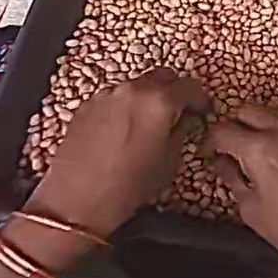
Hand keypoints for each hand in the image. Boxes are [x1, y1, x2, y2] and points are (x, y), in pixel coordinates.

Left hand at [29, 69, 208, 239]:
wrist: (76, 200)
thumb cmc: (127, 186)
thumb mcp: (169, 162)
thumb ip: (181, 132)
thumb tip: (184, 120)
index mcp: (159, 102)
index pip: (190, 86)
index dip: (200, 99)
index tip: (201, 110)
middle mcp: (133, 89)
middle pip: (163, 76)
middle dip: (174, 91)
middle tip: (179, 113)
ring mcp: (107, 94)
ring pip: (137, 86)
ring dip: (148, 98)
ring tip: (148, 125)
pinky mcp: (87, 104)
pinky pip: (115, 97)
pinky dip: (125, 106)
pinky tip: (123, 131)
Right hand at [205, 105, 277, 277]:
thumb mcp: (251, 209)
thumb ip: (232, 177)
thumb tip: (221, 160)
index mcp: (261, 152)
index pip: (223, 130)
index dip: (211, 140)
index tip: (211, 148)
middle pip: (248, 111)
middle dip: (236, 126)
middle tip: (234, 145)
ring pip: (275, 117)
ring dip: (265, 131)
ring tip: (266, 157)